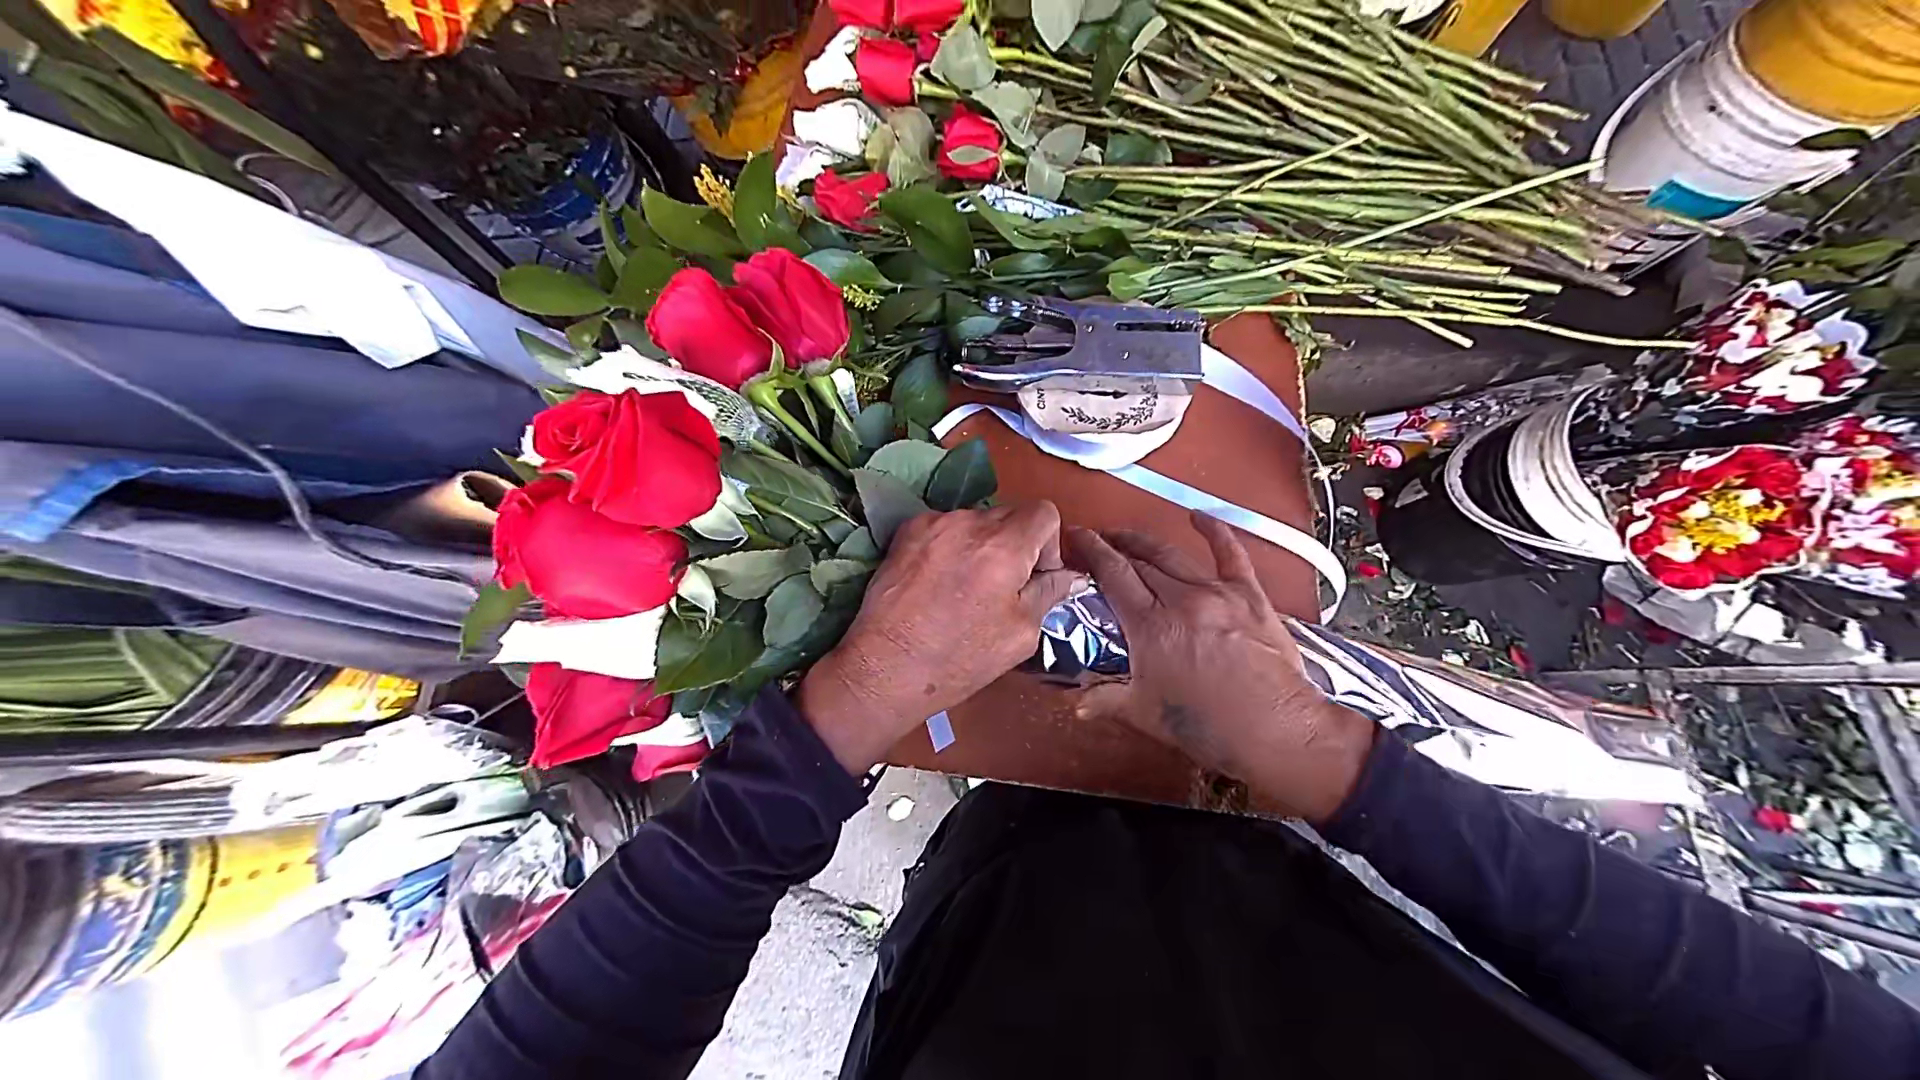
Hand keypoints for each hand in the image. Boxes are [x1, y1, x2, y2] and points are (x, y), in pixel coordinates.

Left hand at [798, 500, 1083, 773]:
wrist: (886, 667)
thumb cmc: (959, 658)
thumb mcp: (1021, 634)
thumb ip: (1048, 593)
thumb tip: (1066, 574)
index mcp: (1004, 546)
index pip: (1044, 512)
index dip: (1048, 543)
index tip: (1035, 575)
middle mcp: (968, 522)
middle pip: (1010, 515)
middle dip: (1016, 544)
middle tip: (1003, 587)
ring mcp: (933, 523)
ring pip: (976, 521)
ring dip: (982, 545)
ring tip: (965, 587)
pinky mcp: (906, 531)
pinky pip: (945, 527)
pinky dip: (952, 546)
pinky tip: (939, 582)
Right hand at [1065, 512, 1375, 822]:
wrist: (1275, 730)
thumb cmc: (1211, 725)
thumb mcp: (1144, 713)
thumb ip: (1105, 700)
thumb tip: (1078, 702)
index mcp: (1151, 626)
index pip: (1113, 573)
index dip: (1092, 550)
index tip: (1079, 538)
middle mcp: (1181, 601)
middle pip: (1140, 560)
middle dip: (1114, 545)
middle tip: (1099, 542)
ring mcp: (1217, 594)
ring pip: (1173, 554)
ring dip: (1147, 541)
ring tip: (1130, 536)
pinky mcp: (1249, 596)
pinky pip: (1230, 554)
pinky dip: (1215, 531)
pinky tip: (1200, 518)